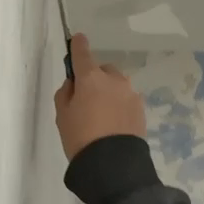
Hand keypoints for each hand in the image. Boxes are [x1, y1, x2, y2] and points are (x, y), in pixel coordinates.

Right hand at [53, 33, 144, 160]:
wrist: (112, 164)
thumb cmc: (80, 137)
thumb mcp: (62, 115)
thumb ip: (66, 93)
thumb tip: (74, 84)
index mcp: (91, 78)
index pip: (83, 55)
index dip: (78, 46)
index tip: (77, 39)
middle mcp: (114, 80)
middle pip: (102, 71)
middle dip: (95, 78)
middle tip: (85, 99)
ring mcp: (131, 94)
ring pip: (116, 86)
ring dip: (108, 92)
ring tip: (101, 115)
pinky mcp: (141, 109)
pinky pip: (126, 100)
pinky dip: (118, 105)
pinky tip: (112, 123)